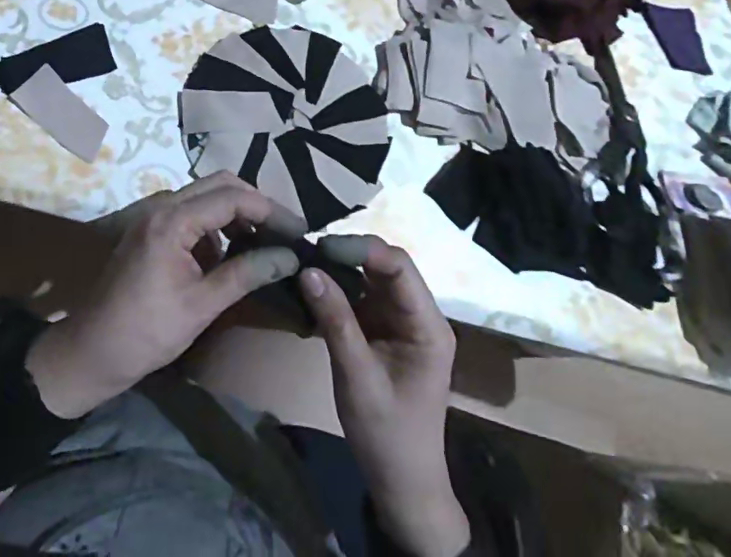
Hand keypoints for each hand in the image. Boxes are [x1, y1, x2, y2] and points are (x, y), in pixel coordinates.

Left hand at [25, 173, 306, 417]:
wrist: (92, 352)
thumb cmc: (146, 332)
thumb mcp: (202, 304)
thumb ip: (247, 273)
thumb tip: (290, 257)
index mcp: (171, 220)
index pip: (232, 197)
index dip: (270, 211)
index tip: (299, 233)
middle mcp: (161, 206)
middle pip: (220, 185)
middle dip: (256, 206)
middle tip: (286, 233)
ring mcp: (154, 215)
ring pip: (206, 196)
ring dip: (237, 214)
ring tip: (267, 243)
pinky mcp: (152, 229)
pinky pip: (193, 213)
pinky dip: (218, 225)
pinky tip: (234, 253)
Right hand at [302, 235, 468, 556]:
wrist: (401, 482)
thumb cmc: (387, 433)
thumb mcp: (357, 377)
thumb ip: (335, 321)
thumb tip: (308, 270)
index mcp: (428, 325)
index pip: (399, 267)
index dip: (362, 249)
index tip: (320, 248)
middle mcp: (418, 315)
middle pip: (385, 267)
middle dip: (347, 254)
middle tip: (305, 252)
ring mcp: (400, 322)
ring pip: (370, 278)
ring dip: (339, 270)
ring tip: (302, 263)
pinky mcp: (382, 331)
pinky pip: (360, 298)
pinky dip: (337, 291)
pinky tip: (311, 289)